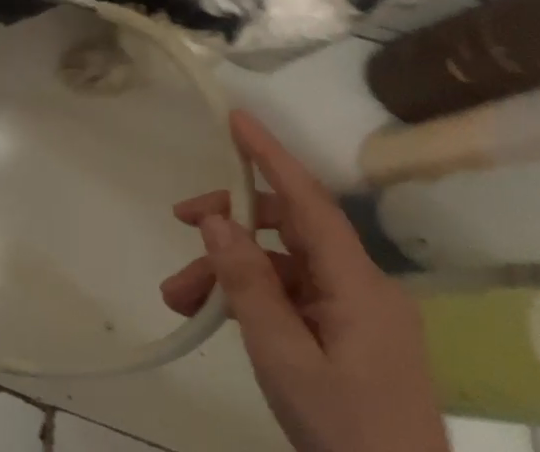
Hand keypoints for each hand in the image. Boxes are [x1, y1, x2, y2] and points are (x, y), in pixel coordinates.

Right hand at [160, 113, 448, 451]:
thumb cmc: (341, 422)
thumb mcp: (282, 353)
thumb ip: (247, 282)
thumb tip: (216, 219)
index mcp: (360, 287)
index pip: (310, 204)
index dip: (272, 157)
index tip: (235, 118)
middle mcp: (364, 289)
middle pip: (288, 231)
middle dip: (227, 226)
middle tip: (175, 227)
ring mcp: (358, 313)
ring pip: (281, 265)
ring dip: (228, 272)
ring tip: (178, 299)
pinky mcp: (349, 335)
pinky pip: (291, 294)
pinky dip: (247, 296)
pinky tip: (211, 315)